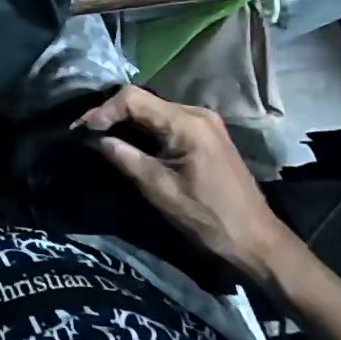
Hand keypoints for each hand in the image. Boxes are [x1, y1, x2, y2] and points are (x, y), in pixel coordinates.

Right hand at [78, 85, 298, 282]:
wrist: (257, 241)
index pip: (133, 98)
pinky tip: (128, 142)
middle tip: (86, 133)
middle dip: (111, 115)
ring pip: (152, 110)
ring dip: (125, 121)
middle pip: (142, 100)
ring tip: (101, 137)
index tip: (83, 130)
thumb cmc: (208, 217)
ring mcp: (204, 122)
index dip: (103, 110)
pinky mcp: (205, 134)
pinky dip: (143, 128)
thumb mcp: (160, 189)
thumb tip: (96, 140)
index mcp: (187, 123)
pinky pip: (165, 121)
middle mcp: (196, 113)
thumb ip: (125, 158)